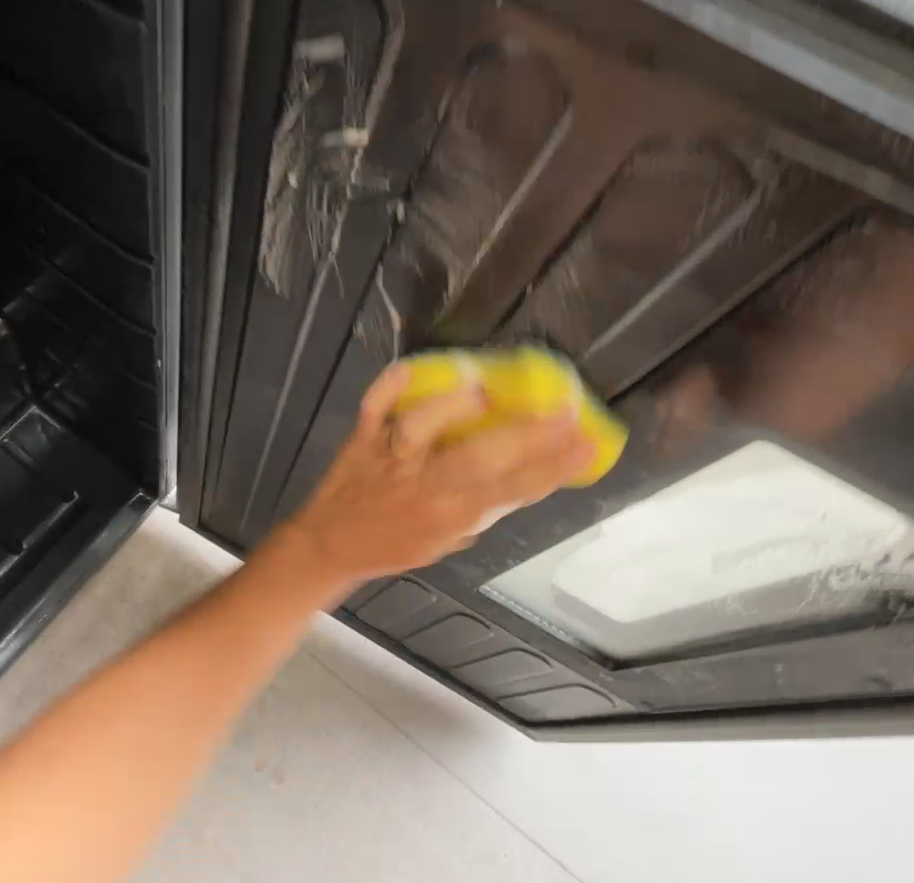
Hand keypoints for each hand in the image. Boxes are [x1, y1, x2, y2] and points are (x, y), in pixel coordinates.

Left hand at [276, 363, 595, 583]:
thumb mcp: (443, 542)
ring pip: (420, 429)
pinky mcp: (362, 438)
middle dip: (522, 437)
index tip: (585, 444)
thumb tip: (521, 481)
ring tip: (484, 391)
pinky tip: (408, 368)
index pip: (509, 491)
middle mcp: (422, 484)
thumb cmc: (392, 544)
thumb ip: (479, 512)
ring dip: (451, 408)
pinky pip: (373, 408)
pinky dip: (388, 386)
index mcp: (447, 514)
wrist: (328, 545)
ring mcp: (389, 457)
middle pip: (476, 458)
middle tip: (562, 413)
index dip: (550, 468)